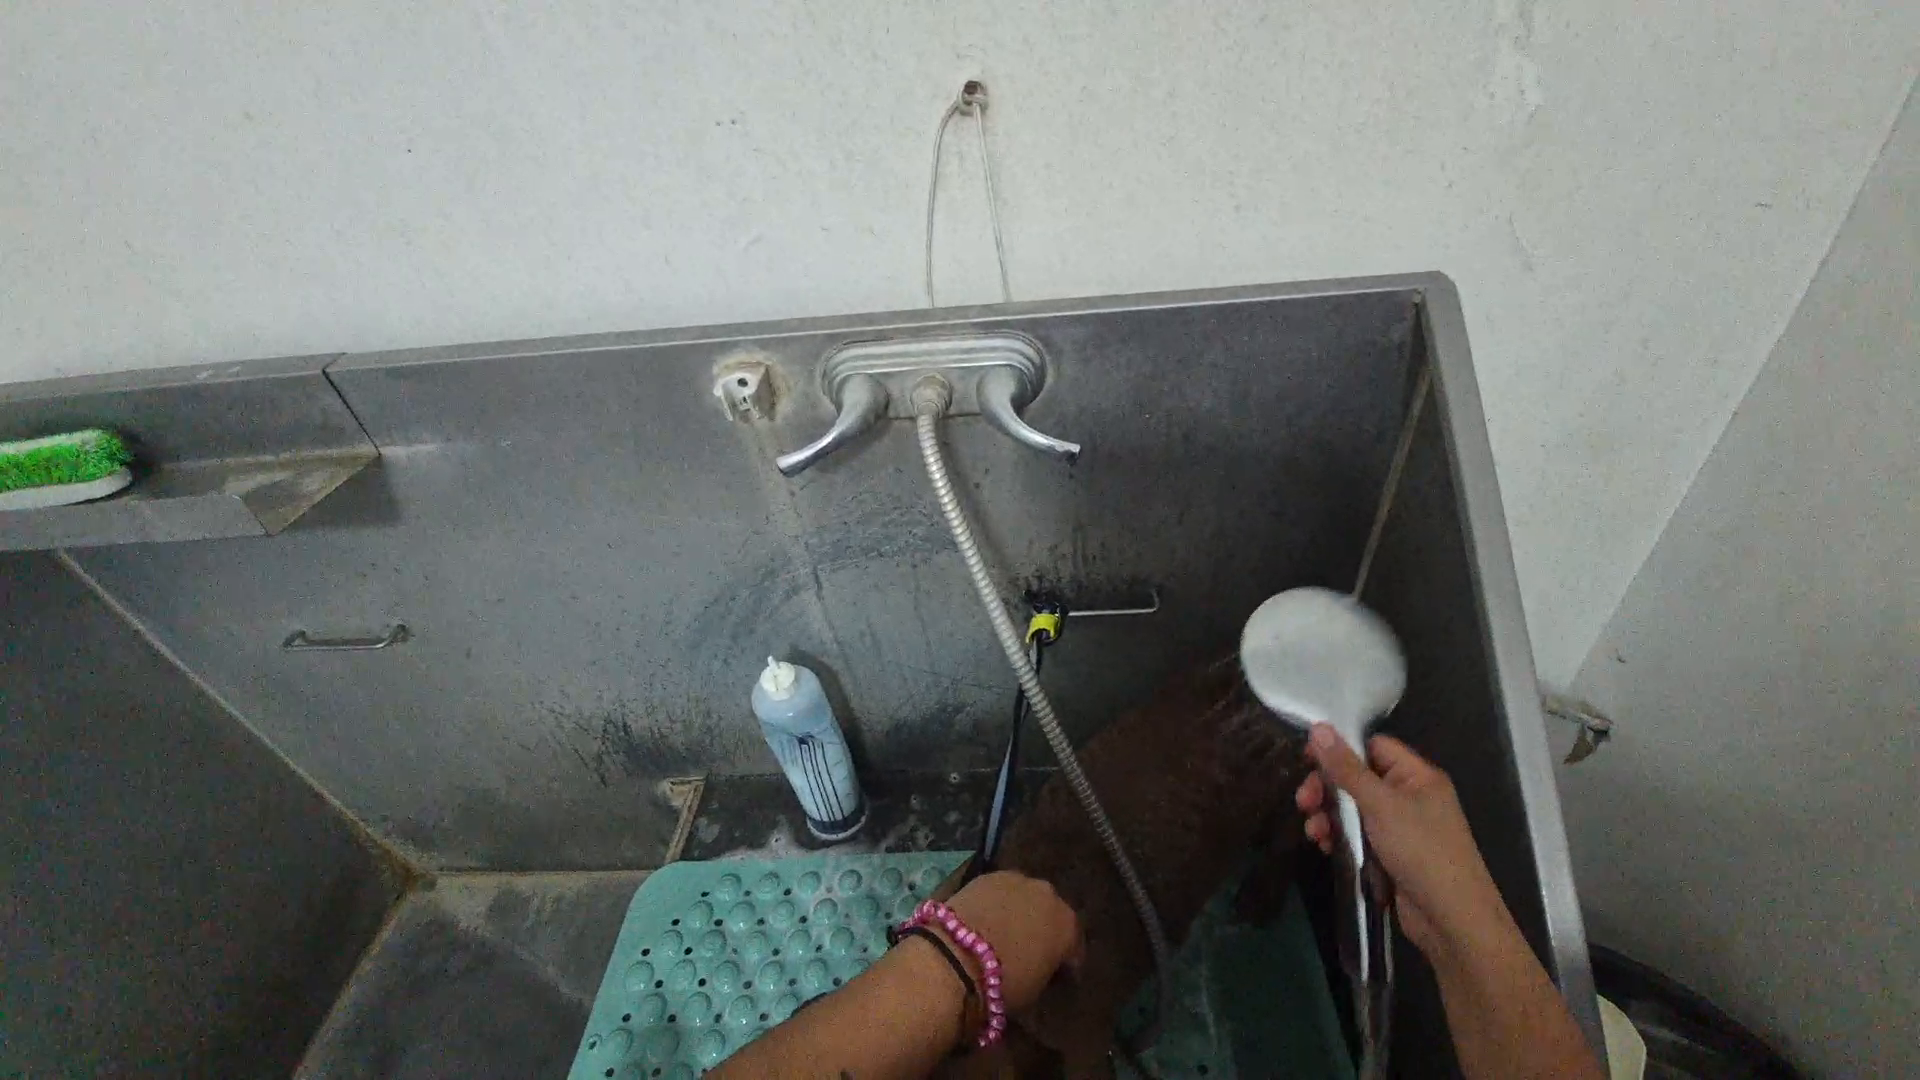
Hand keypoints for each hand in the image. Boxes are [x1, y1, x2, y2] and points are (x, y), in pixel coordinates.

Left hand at [942, 870, 1082, 1011]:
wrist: (956, 956)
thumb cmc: (1005, 984)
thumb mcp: (1038, 991)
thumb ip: (1048, 973)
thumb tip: (1042, 969)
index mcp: (1067, 924)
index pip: (1074, 947)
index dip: (1066, 965)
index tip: (1057, 979)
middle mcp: (1047, 894)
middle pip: (1050, 914)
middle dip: (1043, 931)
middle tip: (1030, 953)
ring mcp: (1016, 879)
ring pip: (1024, 898)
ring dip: (1020, 913)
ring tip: (1004, 935)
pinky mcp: (987, 875)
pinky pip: (1000, 893)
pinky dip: (997, 905)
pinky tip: (986, 922)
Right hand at [1295, 725, 1508, 959]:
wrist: (1453, 922)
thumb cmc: (1422, 852)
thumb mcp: (1380, 805)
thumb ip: (1346, 767)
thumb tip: (1319, 727)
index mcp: (1417, 776)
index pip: (1372, 746)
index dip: (1339, 748)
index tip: (1307, 758)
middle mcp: (1410, 796)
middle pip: (1357, 777)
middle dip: (1327, 788)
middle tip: (1304, 801)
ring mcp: (1400, 826)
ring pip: (1352, 807)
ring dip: (1328, 815)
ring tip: (1313, 831)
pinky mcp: (1390, 853)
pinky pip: (1357, 833)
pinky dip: (1339, 836)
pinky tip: (1325, 846)